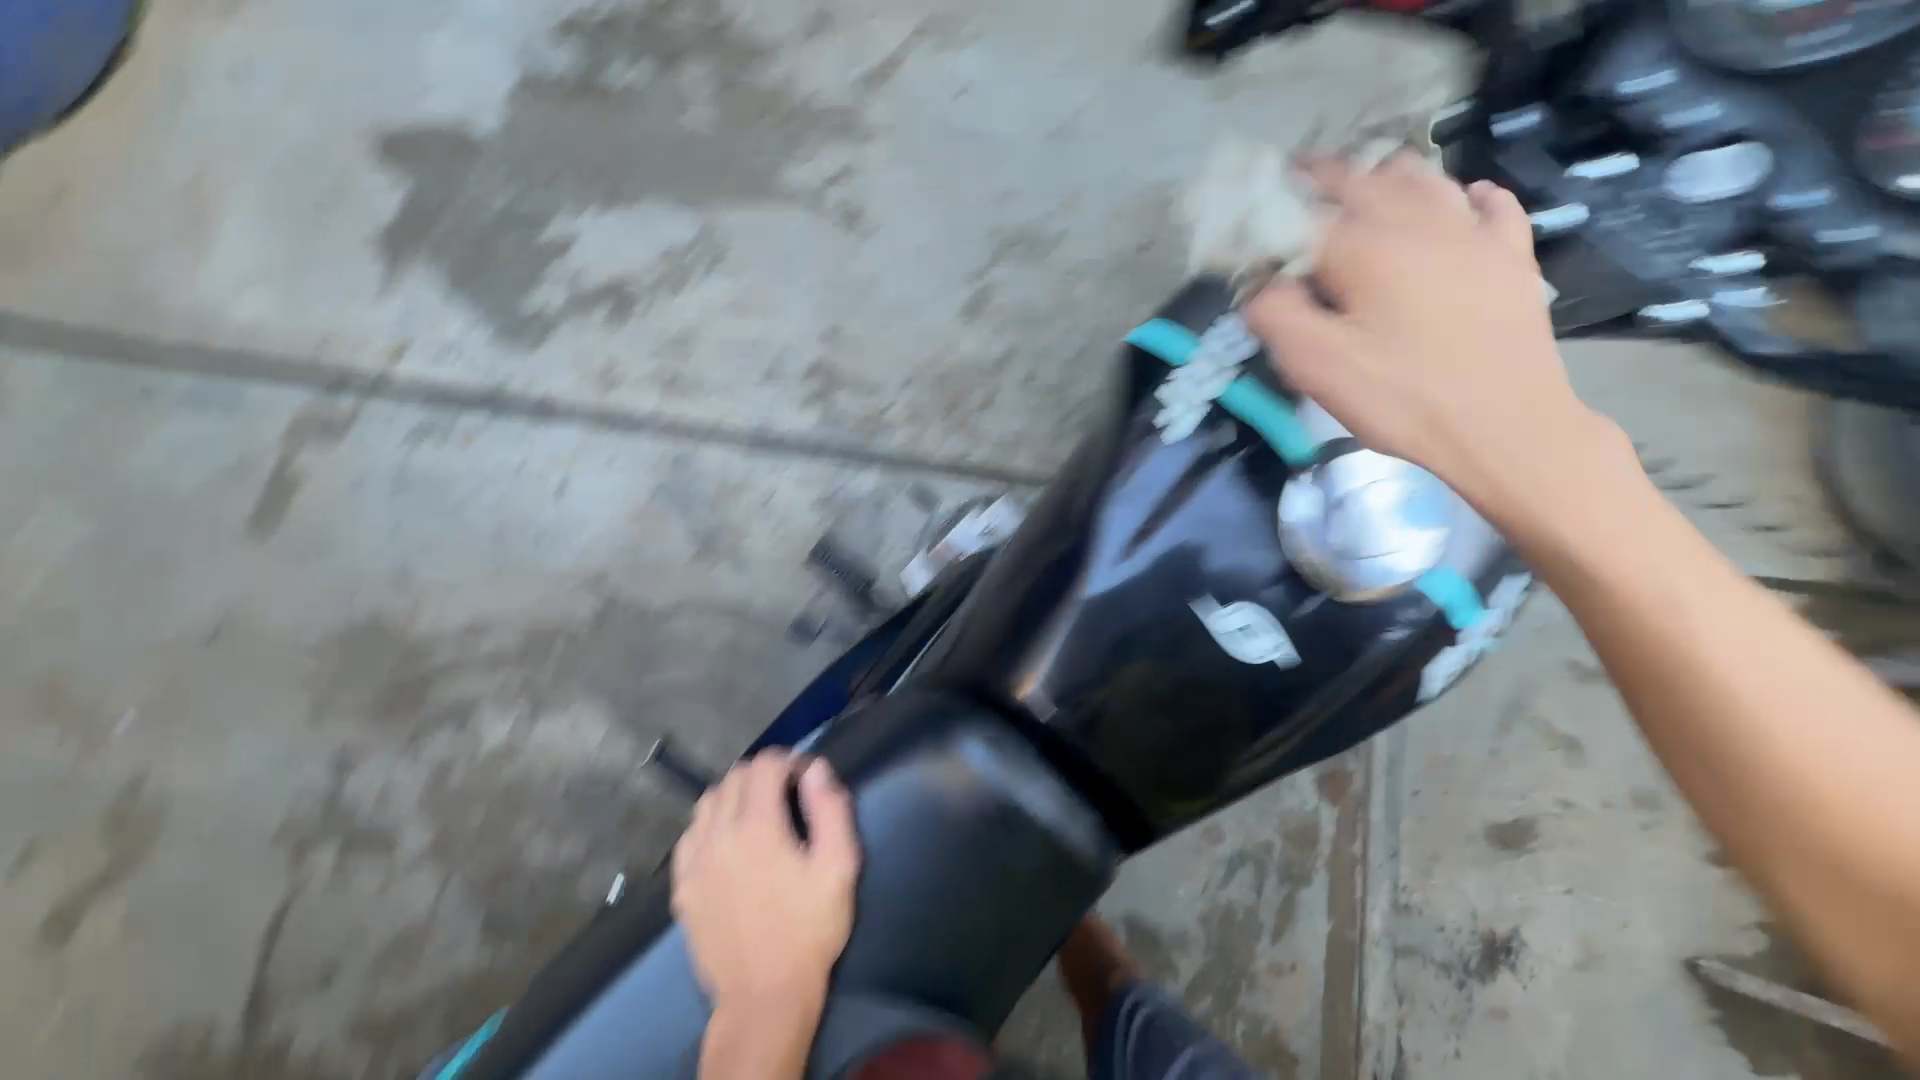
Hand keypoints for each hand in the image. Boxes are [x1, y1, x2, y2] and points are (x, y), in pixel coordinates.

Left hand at [671, 751, 860, 1006]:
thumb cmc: (809, 930)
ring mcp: (693, 862)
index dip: (789, 761)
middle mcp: (717, 835)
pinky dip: (709, 827)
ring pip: (706, 802)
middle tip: (788, 796)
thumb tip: (816, 770)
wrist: (765, 995)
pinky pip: (689, 837)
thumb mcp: (839, 867)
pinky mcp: (681, 887)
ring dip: (733, 796)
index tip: (807, 779)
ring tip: (758, 817)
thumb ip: (831, 809)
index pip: (764, 764)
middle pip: (733, 777)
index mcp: (757, 826)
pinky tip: (728, 846)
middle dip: (763, 775)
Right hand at [1244, 155, 1630, 525]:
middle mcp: (1421, 223)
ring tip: (1368, 185)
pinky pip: (1491, 204)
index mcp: (1366, 247)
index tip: (1252, 224)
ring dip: (1389, 177)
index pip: (1305, 215)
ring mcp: (1475, 235)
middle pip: (1366, 179)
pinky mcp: (1512, 257)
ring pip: (1427, 179)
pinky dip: (1467, 195)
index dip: (1274, 216)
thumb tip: (1260, 287)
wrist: (1507, 428)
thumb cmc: (1404, 399)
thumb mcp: (1318, 368)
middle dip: (1326, 176)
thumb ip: (1276, 317)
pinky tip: (1460, 201)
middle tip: (1300, 180)